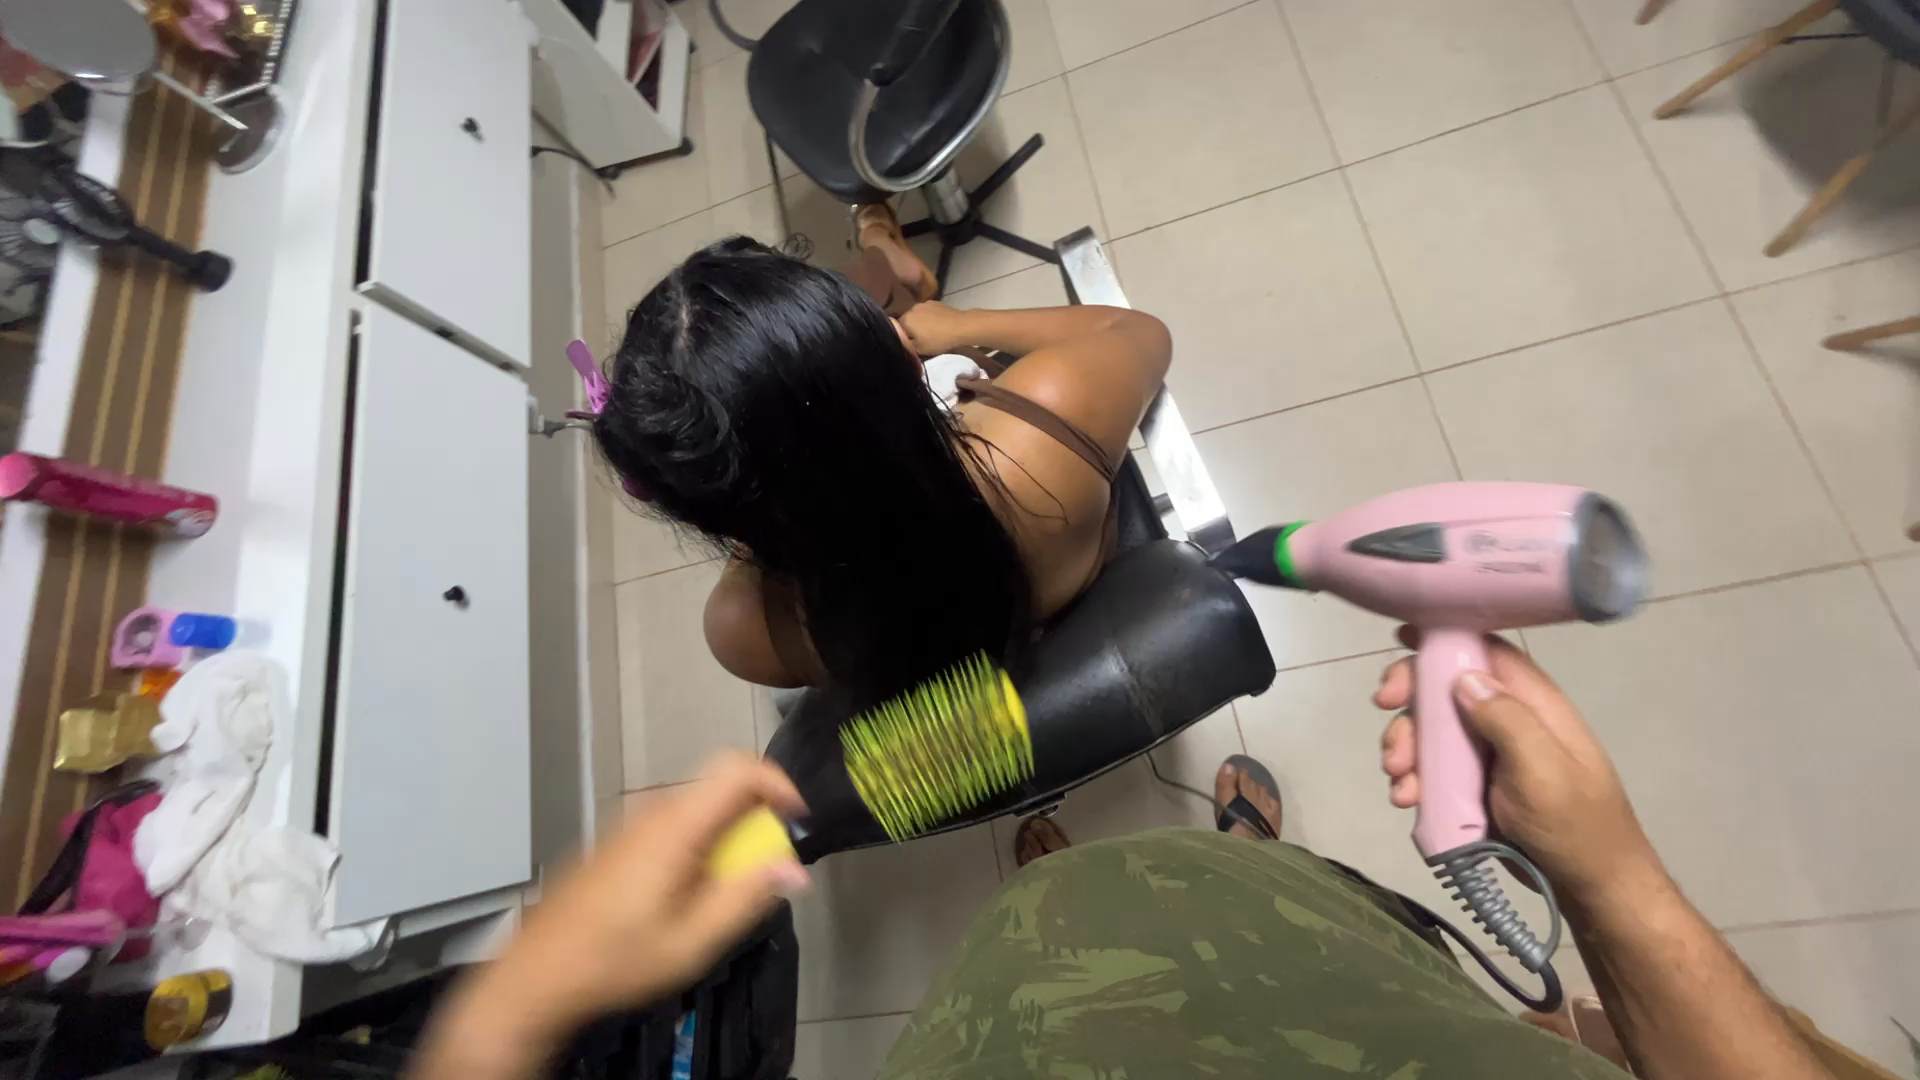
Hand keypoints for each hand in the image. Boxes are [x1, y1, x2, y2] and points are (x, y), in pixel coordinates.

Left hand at [414, 753, 808, 1079]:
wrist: (531, 977)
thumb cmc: (615, 960)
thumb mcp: (692, 940)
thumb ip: (747, 897)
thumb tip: (795, 868)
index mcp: (677, 825)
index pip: (738, 766)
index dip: (777, 781)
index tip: (795, 819)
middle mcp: (656, 809)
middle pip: (724, 786)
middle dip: (756, 819)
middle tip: (762, 869)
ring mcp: (633, 820)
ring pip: (702, 805)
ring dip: (729, 834)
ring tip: (722, 889)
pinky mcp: (621, 836)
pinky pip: (678, 820)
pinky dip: (702, 840)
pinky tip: (684, 891)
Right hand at [898, 300, 970, 356]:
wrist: (961, 327)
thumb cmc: (938, 340)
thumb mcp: (919, 349)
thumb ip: (906, 345)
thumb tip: (901, 341)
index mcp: (905, 319)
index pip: (896, 329)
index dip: (901, 337)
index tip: (909, 344)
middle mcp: (912, 308)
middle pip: (906, 320)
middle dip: (910, 329)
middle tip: (919, 339)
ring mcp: (924, 303)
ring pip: (917, 315)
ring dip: (920, 323)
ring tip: (929, 332)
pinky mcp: (936, 302)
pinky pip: (927, 312)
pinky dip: (929, 318)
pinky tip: (937, 325)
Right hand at [1372, 627, 1661, 905]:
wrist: (1589, 889)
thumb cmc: (1576, 826)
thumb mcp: (1545, 771)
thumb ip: (1508, 721)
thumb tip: (1464, 677)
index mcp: (1532, 705)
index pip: (1484, 651)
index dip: (1442, 640)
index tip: (1401, 641)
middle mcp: (1504, 718)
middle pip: (1442, 687)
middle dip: (1409, 699)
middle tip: (1385, 710)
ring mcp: (1484, 750)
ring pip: (1427, 728)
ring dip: (1403, 745)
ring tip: (1398, 777)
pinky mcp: (1467, 779)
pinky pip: (1427, 764)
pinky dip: (1409, 776)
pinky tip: (1406, 797)